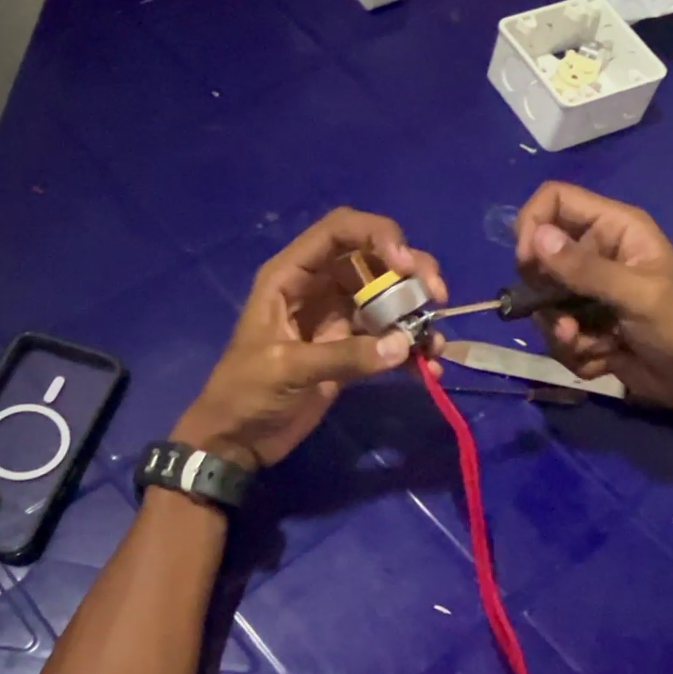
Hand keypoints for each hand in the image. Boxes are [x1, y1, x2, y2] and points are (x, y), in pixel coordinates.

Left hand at [172, 208, 446, 468]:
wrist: (236, 441)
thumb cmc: (245, 394)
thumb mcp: (287, 368)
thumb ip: (344, 356)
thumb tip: (404, 345)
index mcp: (291, 277)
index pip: (339, 232)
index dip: (377, 236)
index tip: (405, 266)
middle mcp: (317, 290)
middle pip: (373, 262)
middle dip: (409, 273)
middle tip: (436, 297)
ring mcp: (336, 323)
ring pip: (386, 302)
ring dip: (415, 316)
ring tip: (435, 342)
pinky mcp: (349, 355)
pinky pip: (386, 343)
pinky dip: (408, 352)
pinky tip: (427, 369)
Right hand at [513, 182, 672, 410]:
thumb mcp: (636, 294)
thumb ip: (584, 269)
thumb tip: (535, 237)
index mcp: (614, 229)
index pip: (555, 201)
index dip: (532, 226)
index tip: (527, 266)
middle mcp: (596, 255)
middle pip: (538, 261)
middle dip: (547, 301)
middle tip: (569, 325)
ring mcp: (587, 295)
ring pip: (544, 309)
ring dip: (564, 336)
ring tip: (596, 347)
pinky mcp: (585, 329)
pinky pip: (557, 338)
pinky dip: (576, 355)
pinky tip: (605, 359)